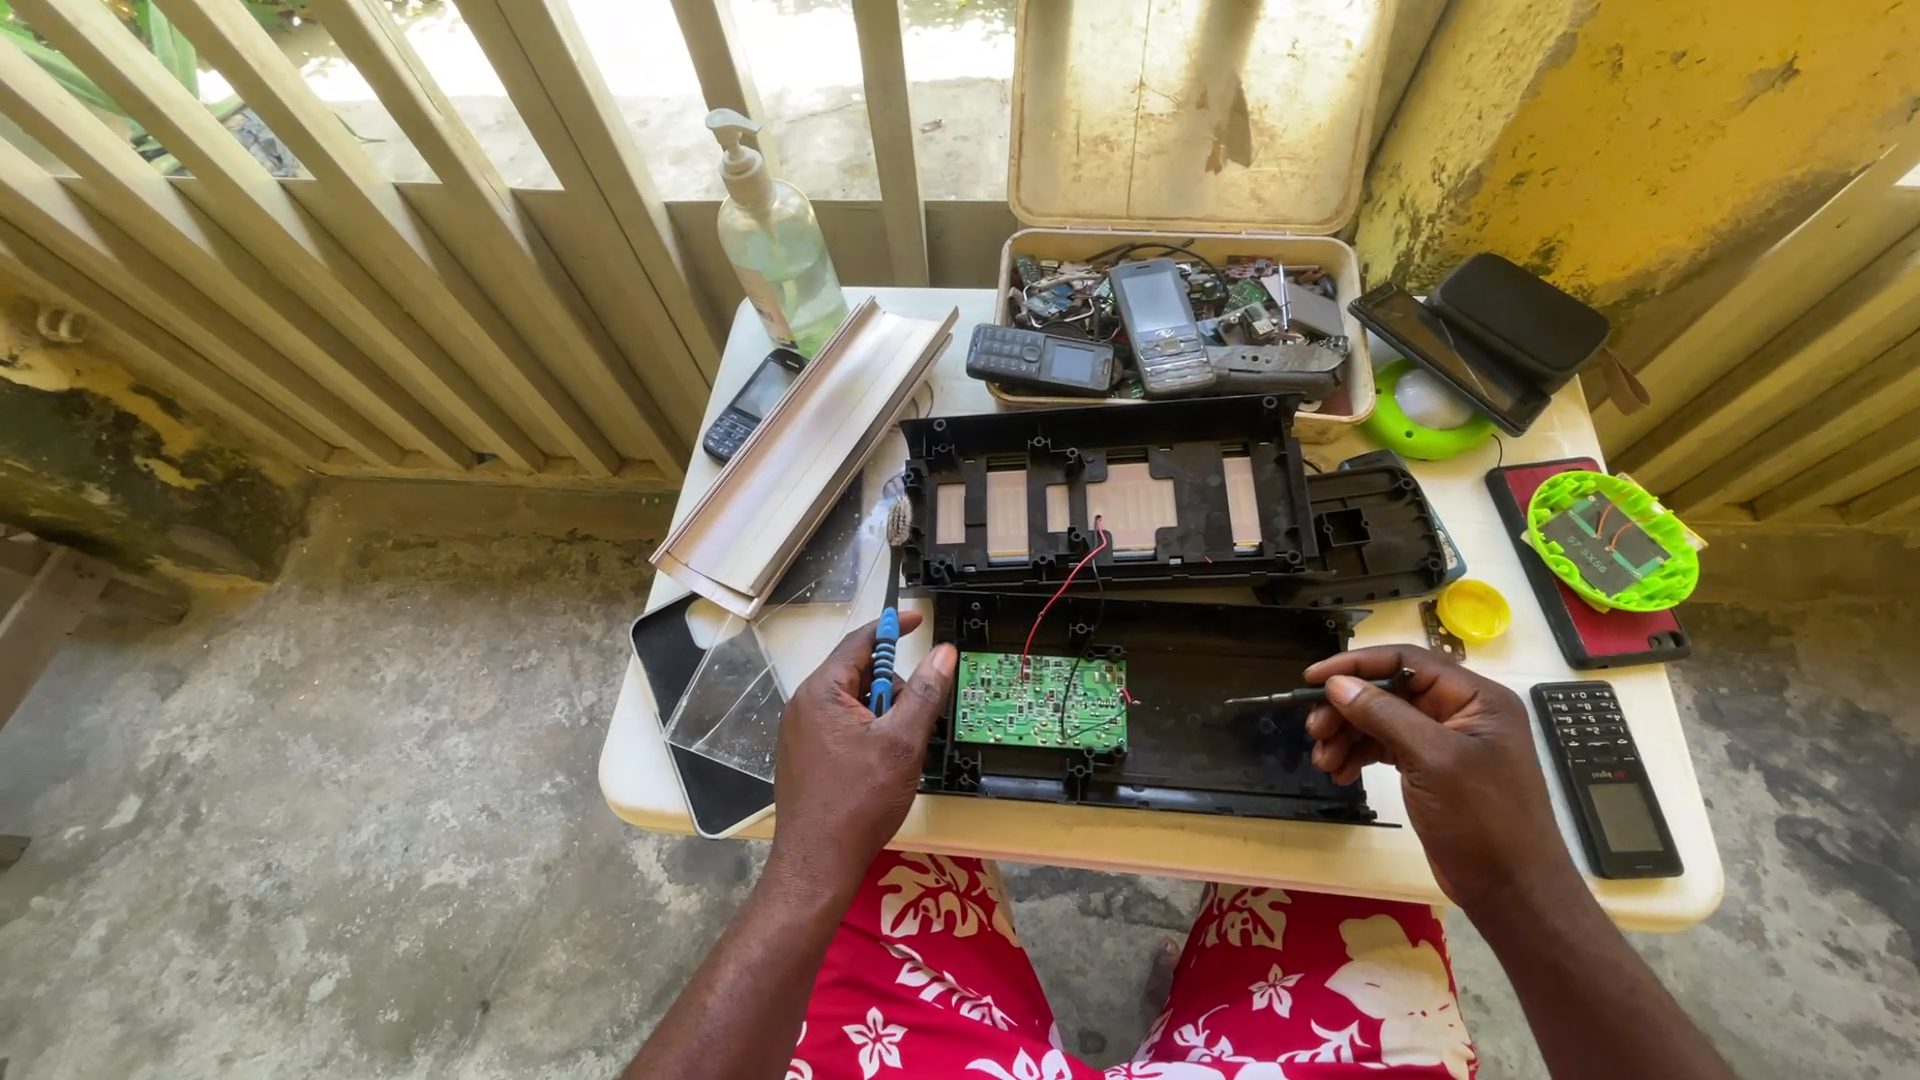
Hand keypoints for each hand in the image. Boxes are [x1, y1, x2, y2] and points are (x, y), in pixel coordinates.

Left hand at [766, 613, 956, 899]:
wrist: (817, 865)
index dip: (891, 627)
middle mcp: (804, 704)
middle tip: (919, 706)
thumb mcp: (903, 742)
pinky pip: (840, 724)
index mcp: (822, 691)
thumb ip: (925, 693)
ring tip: (902, 743)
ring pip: (851, 701)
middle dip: (893, 681)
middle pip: (856, 672)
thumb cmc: (860, 800)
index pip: (859, 641)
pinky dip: (868, 728)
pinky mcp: (804, 756)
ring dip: (882, 709)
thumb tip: (944, 652)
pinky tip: (883, 759)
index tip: (918, 621)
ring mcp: (800, 732)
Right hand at [1303, 645, 1579, 909]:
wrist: (1512, 893)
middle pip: (1387, 691)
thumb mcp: (1432, 761)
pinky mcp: (1429, 768)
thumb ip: (1383, 714)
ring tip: (1324, 761)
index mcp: (1476, 698)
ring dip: (1346, 735)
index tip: (1313, 679)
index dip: (1356, 665)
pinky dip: (1357, 755)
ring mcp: (1444, 741)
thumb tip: (1336, 683)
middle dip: (1347, 709)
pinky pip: (1383, 746)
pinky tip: (1339, 773)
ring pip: (1379, 719)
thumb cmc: (1484, 821)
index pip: (1406, 661)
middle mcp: (1460, 712)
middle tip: (1315, 731)